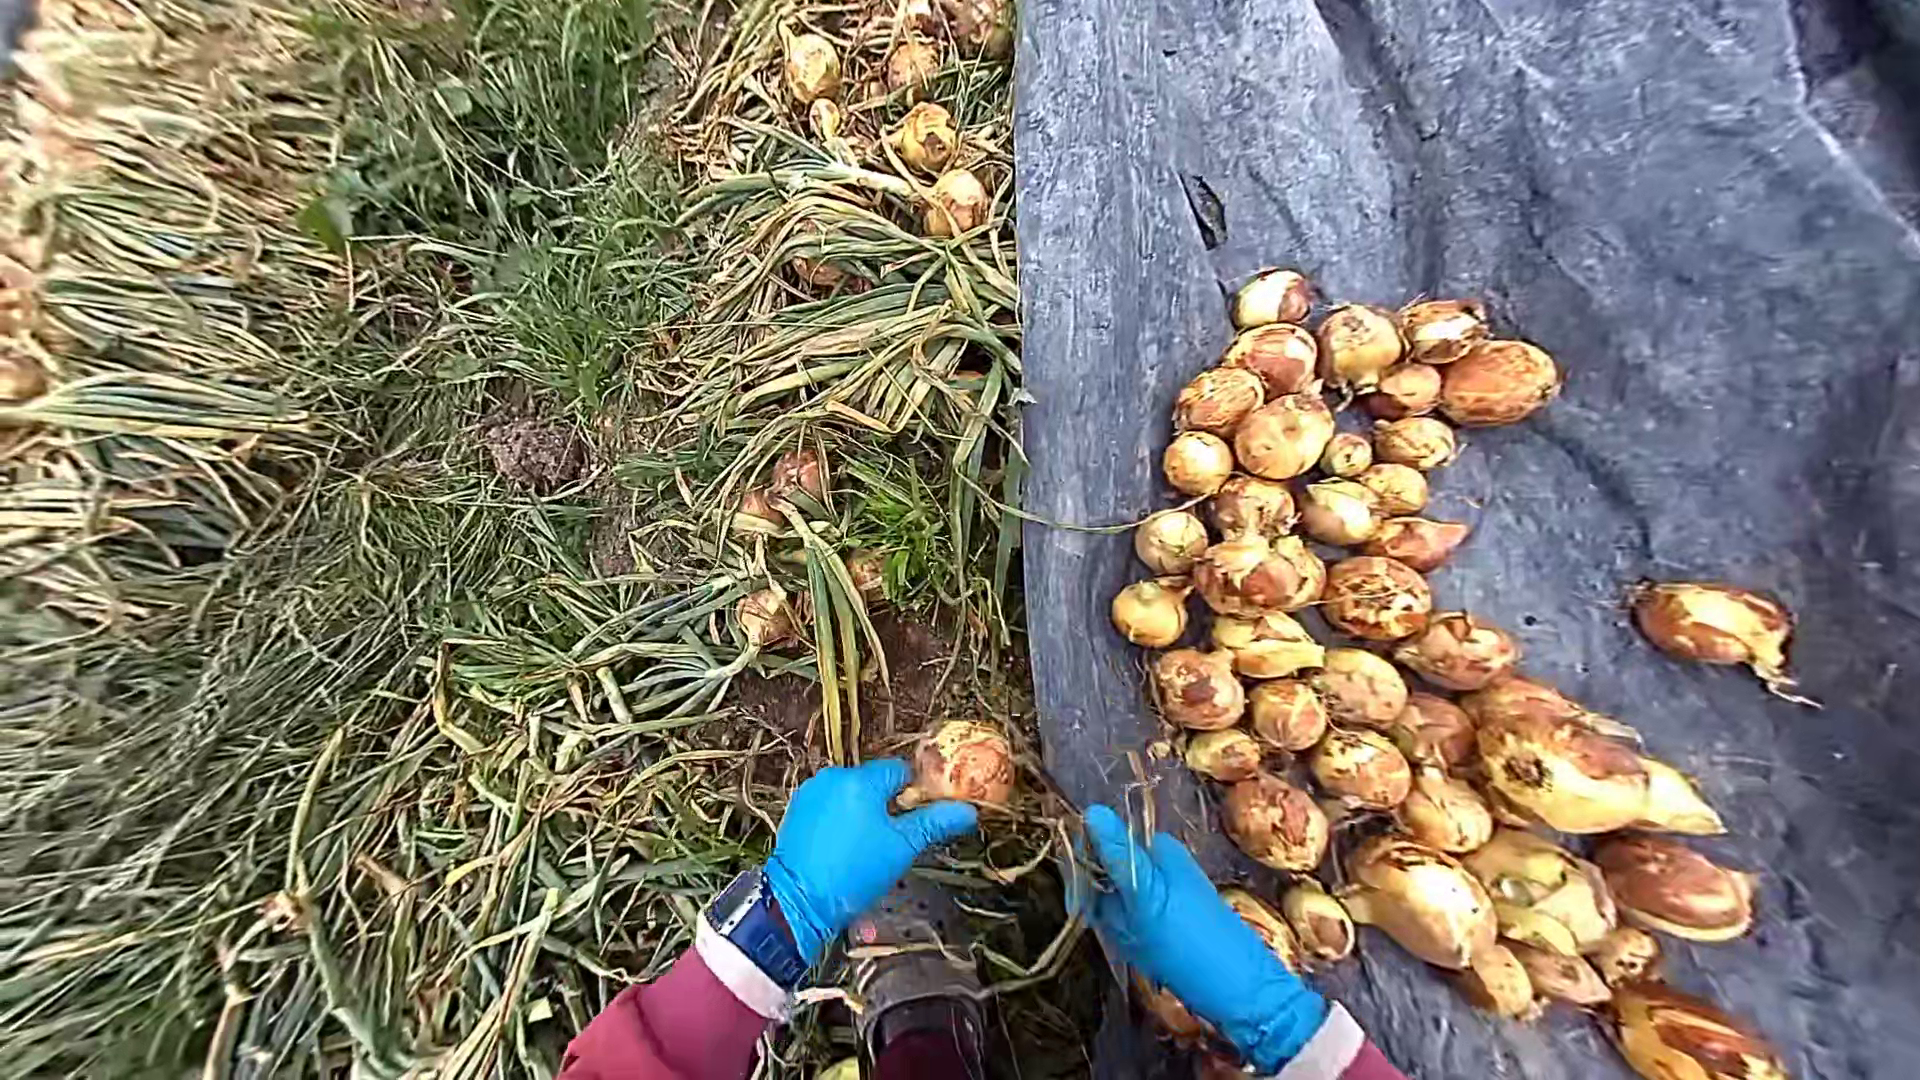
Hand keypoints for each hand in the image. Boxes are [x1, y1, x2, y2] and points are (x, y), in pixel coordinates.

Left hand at [764, 759, 979, 963]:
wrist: (795, 903)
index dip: (913, 793)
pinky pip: (829, 806)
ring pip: (851, 795)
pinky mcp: (797, 809)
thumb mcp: (900, 848)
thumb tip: (968, 810)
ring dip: (862, 813)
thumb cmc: (853, 872)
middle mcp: (835, 776)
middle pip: (875, 783)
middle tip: (891, 840)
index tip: (916, 819)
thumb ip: (934, 823)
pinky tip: (841, 848)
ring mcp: (812, 791)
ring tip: (865, 849)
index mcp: (862, 779)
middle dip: (886, 807)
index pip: (900, 771)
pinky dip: (839, 820)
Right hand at [1082, 804, 1326, 1071]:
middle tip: (1111, 928)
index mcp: (1154, 847)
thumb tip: (1091, 810)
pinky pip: (1135, 907)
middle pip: (1107, 864)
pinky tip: (1142, 949)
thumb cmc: (1191, 948)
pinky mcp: (1173, 908)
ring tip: (1129, 941)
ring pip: (1118, 889)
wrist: (1250, 999)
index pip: (1099, 838)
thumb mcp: (1146, 901)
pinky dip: (1130, 927)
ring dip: (1114, 916)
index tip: (1077, 904)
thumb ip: (1117, 856)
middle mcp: (1161, 857)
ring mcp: (1168, 883)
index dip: (1081, 868)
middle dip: (1098, 896)